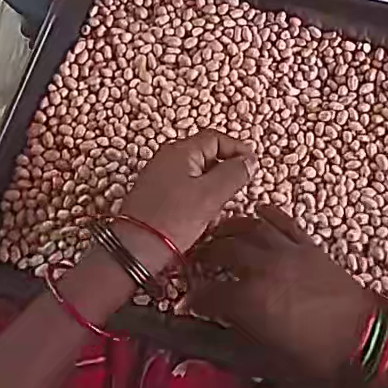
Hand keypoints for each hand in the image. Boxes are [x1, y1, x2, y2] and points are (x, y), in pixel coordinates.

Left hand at [117, 131, 254, 266]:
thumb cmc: (171, 220)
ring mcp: (159, 177)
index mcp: (180, 151)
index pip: (215, 138)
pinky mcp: (156, 196)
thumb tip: (249, 161)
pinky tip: (203, 216)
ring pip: (196, 173)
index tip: (252, 167)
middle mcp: (167, 159)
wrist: (135, 249)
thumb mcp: (210, 195)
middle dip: (226, 169)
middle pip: (205, 154)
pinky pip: (185, 188)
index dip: (238, 150)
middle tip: (239, 187)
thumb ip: (233, 173)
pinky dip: (199, 197)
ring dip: (213, 185)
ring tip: (221, 205)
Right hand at [187, 204, 376, 379]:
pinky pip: (283, 222)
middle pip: (223, 250)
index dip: (194, 300)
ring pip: (249, 228)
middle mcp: (262, 269)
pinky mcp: (308, 247)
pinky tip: (257, 212)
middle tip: (198, 263)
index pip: (208, 294)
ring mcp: (286, 253)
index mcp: (248, 301)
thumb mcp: (276, 369)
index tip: (188, 305)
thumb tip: (230, 358)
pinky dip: (268, 214)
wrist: (369, 342)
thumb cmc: (321, 363)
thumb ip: (246, 358)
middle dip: (205, 256)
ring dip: (229, 229)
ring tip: (218, 234)